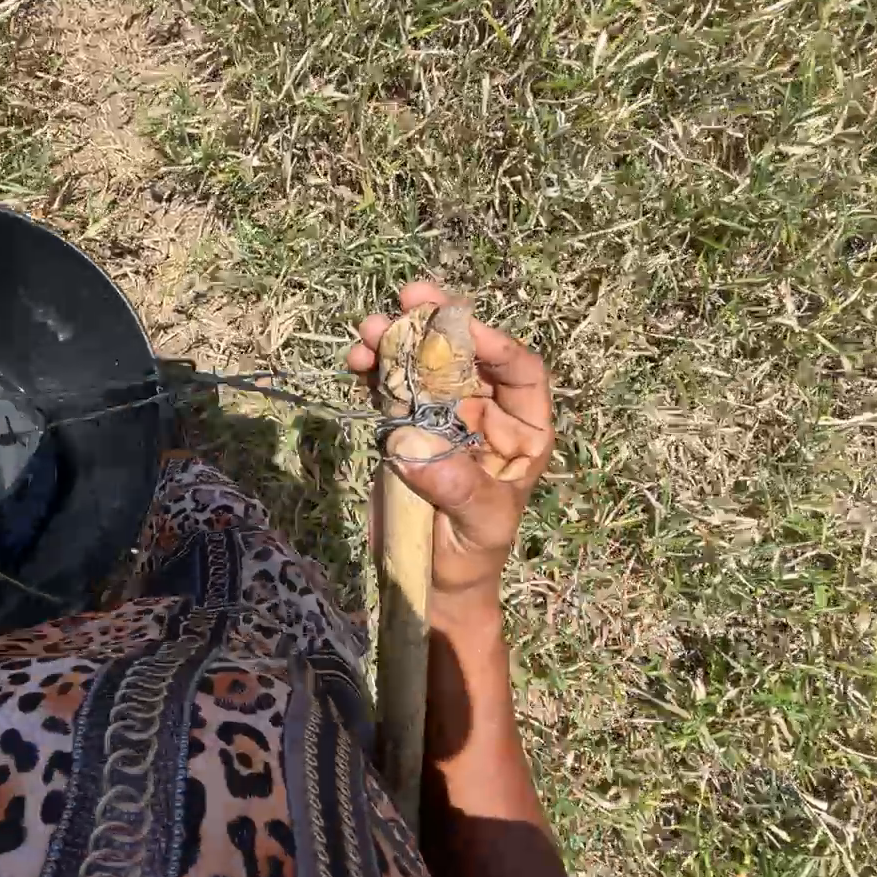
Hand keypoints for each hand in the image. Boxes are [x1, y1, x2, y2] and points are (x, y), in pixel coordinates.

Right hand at [347, 282, 553, 600]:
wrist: (431, 580)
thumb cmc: (471, 554)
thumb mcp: (478, 524)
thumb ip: (456, 487)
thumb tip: (414, 446)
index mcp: (520, 432)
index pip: (519, 373)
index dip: (495, 345)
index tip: (461, 329)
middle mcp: (482, 414)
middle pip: (463, 357)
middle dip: (438, 324)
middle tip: (410, 296)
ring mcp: (438, 418)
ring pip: (421, 365)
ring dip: (396, 342)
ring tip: (369, 331)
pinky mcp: (401, 427)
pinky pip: (389, 389)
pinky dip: (372, 371)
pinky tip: (356, 361)